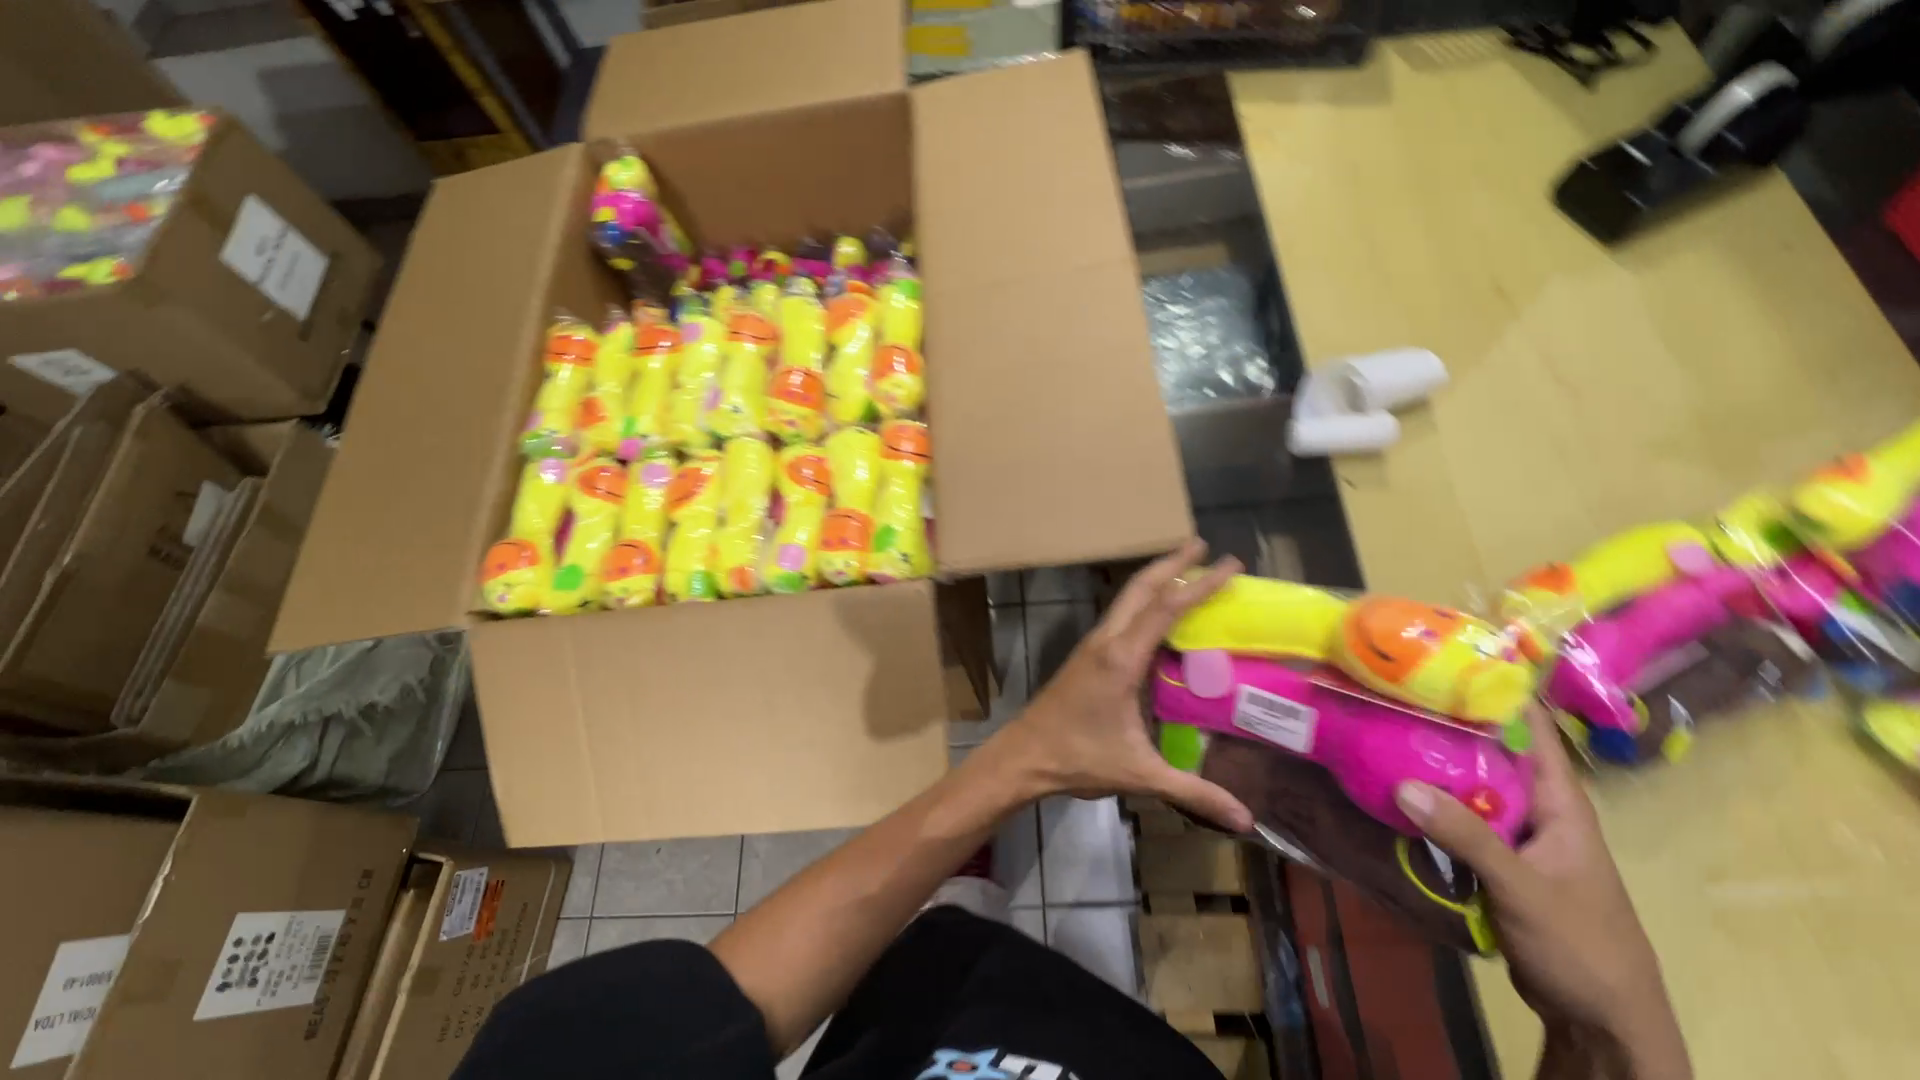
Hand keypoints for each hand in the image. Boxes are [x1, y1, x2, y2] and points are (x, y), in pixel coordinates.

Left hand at [988, 541, 1253, 832]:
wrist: (1022, 758)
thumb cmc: (1077, 759)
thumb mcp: (1139, 774)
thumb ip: (1193, 791)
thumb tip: (1246, 820)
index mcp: (1121, 658)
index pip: (1167, 607)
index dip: (1201, 583)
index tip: (1230, 563)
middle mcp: (1106, 641)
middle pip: (1141, 588)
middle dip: (1173, 562)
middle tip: (1203, 544)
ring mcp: (1092, 646)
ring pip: (1127, 599)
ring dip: (1156, 579)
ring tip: (1186, 569)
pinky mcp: (1086, 657)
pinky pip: (1121, 616)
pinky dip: (1144, 602)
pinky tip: (1158, 615)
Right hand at [1394, 709, 1688, 1075]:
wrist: (1602, 1018)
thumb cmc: (1581, 943)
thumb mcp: (1524, 888)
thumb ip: (1467, 836)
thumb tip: (1403, 784)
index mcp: (1562, 802)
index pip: (1532, 727)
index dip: (1495, 690)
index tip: (1442, 660)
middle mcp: (1538, 809)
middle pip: (1490, 753)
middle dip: (1447, 726)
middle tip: (1390, 695)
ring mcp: (1516, 837)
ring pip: (1470, 788)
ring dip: (1433, 768)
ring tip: (1380, 735)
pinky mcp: (1496, 864)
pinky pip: (1460, 823)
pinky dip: (1431, 809)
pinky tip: (1391, 797)